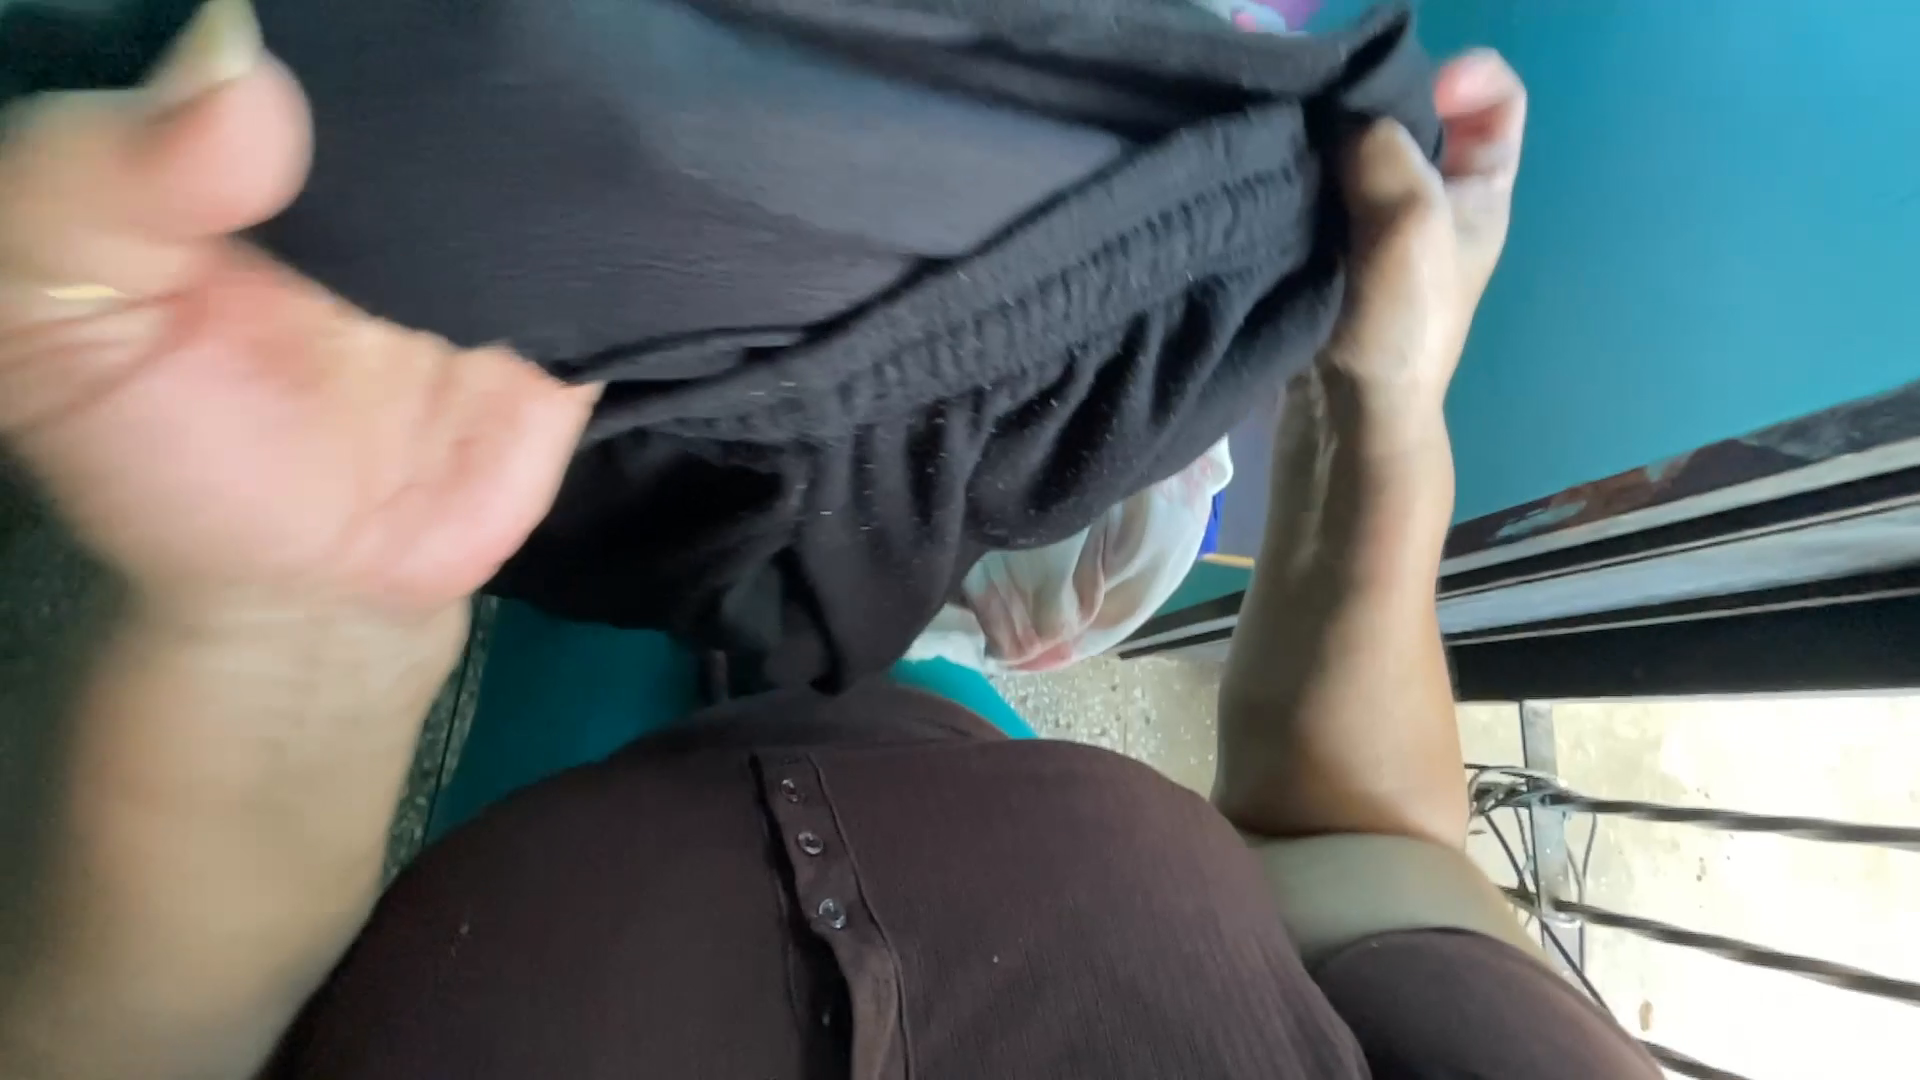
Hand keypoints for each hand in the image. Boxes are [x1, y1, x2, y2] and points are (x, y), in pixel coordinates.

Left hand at [0, 0, 597, 620]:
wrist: (326, 589)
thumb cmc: (173, 458)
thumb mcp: (53, 312)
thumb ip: (99, 186)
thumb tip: (243, 67)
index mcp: (275, 157)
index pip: (339, 42)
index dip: (375, 13)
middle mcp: (407, 198)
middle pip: (474, 92)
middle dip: (507, 55)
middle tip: (571, 13)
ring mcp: (506, 272)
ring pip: (561, 177)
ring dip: (592, 136)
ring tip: (646, 67)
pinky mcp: (578, 342)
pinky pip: (623, 281)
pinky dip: (651, 243)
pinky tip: (683, 188)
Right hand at [1320, 50, 1526, 404]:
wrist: (1352, 408)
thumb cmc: (1402, 323)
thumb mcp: (1413, 223)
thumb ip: (1385, 155)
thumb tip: (1344, 124)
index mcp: (1479, 192)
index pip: (1495, 103)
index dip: (1466, 78)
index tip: (1413, 92)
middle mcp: (1431, 203)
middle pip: (1417, 124)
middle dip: (1380, 109)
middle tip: (1334, 115)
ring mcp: (1377, 232)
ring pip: (1361, 163)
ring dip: (1332, 151)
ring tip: (1297, 149)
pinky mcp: (1329, 256)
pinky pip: (1321, 201)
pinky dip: (1304, 187)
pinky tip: (1281, 187)